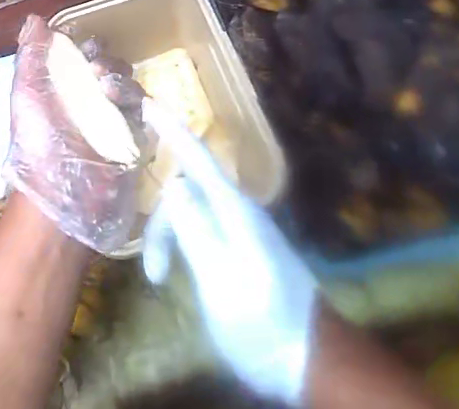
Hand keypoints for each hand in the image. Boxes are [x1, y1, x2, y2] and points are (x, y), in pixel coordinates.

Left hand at [4, 15, 142, 254]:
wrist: (60, 200)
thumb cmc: (37, 147)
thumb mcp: (26, 98)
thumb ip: (32, 58)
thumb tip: (36, 18)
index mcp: (65, 90)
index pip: (84, 56)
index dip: (85, 46)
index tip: (82, 46)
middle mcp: (92, 101)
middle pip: (110, 65)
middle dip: (105, 60)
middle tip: (94, 70)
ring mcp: (115, 118)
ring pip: (129, 82)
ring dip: (118, 77)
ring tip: (104, 87)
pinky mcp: (135, 136)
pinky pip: (143, 108)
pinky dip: (133, 99)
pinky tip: (119, 102)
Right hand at [142, 108, 317, 404]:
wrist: (310, 357)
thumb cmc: (264, 324)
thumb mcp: (222, 283)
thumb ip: (198, 233)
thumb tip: (173, 184)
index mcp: (235, 210)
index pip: (199, 159)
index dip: (173, 130)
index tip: (148, 102)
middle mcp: (239, 209)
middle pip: (188, 189)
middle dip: (160, 220)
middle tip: (152, 272)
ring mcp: (241, 226)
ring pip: (192, 209)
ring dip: (168, 237)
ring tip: (159, 280)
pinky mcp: (241, 244)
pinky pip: (201, 224)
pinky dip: (180, 242)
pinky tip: (175, 272)